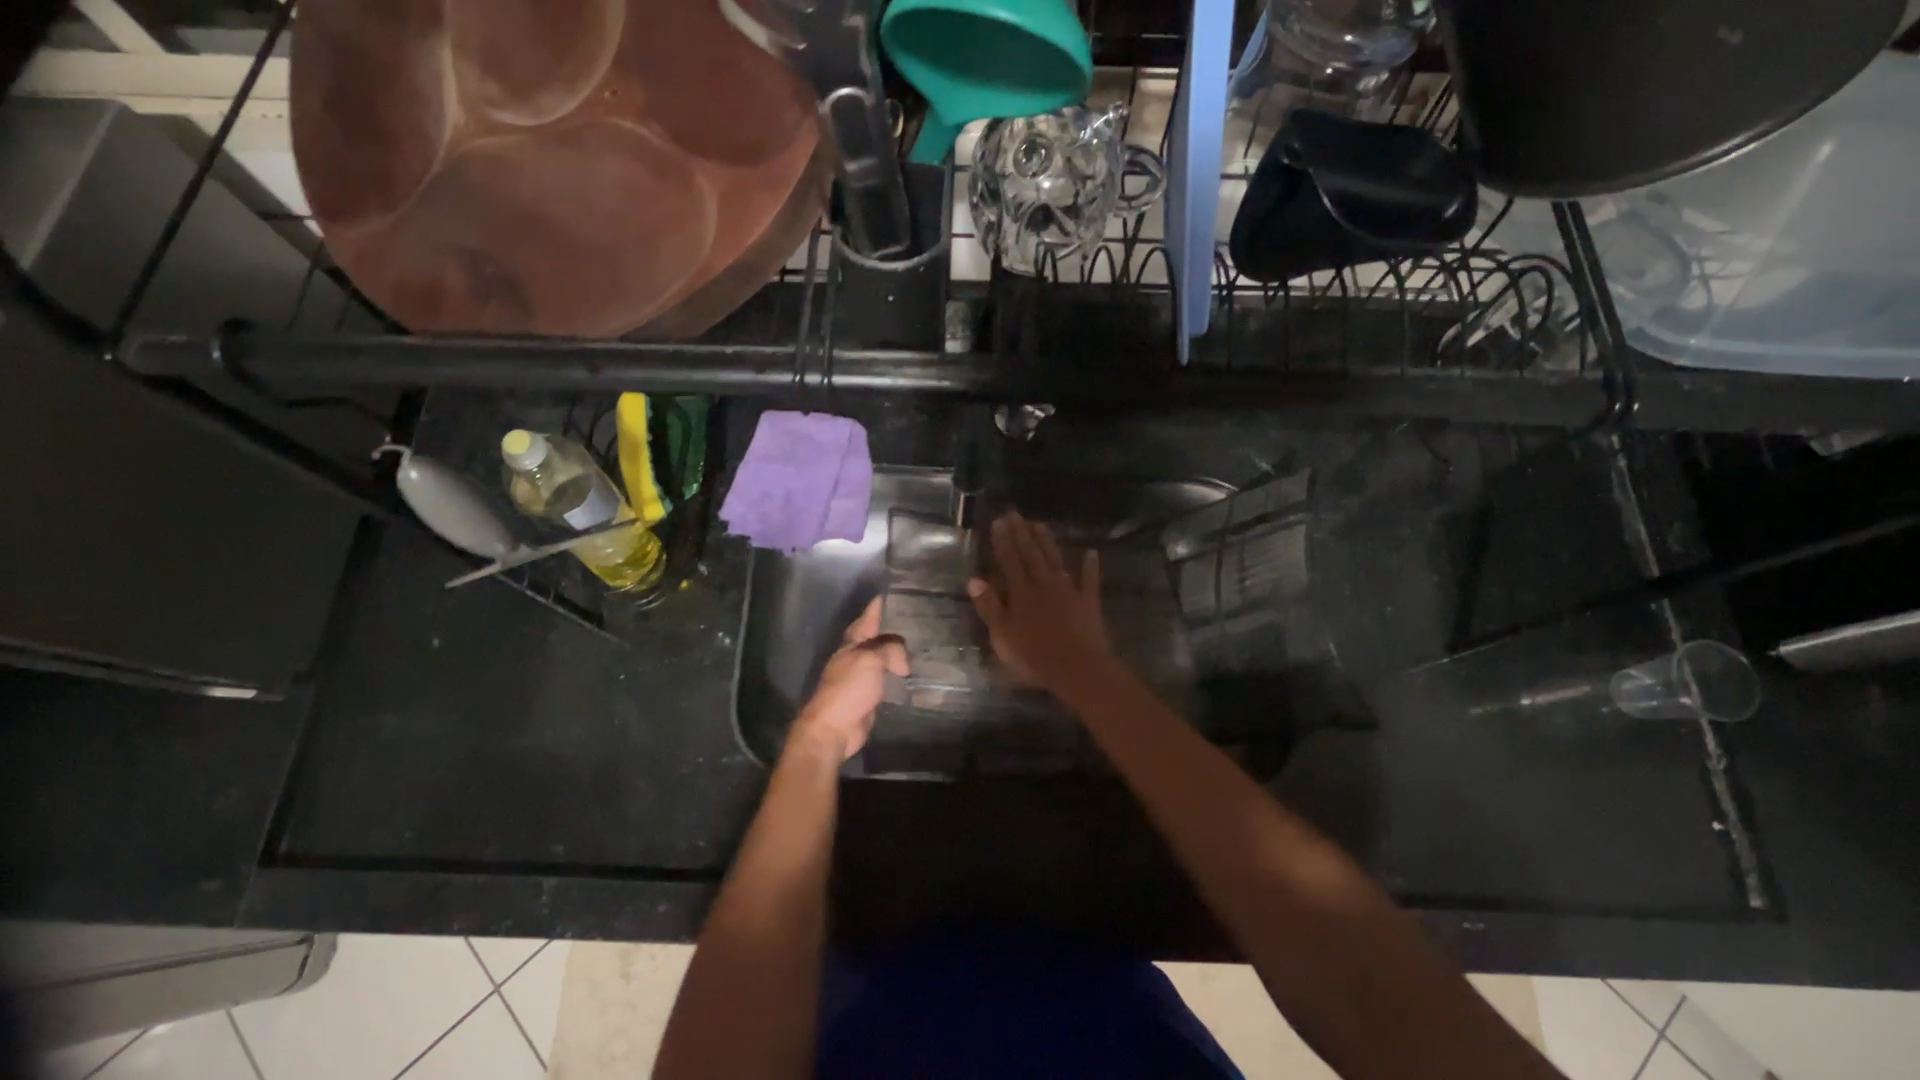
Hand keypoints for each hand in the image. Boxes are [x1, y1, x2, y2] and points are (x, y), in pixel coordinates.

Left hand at [790, 598, 908, 761]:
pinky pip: (883, 679)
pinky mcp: (866, 696)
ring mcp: (859, 678)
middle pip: (873, 638)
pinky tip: (906, 675)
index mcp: (851, 645)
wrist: (834, 728)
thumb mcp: (870, 660)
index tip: (886, 593)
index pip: (866, 619)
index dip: (876, 607)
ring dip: (892, 652)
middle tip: (909, 620)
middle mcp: (853, 657)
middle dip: (887, 628)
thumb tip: (902, 662)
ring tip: (913, 646)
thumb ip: (889, 650)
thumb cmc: (849, 689)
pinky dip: (893, 674)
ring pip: (879, 658)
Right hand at [967, 513, 1115, 694]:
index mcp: (1021, 592)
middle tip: (1015, 513)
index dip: (1003, 540)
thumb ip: (989, 606)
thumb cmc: (1034, 655)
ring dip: (1047, 542)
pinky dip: (1090, 566)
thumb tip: (974, 579)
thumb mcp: (1002, 635)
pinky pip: (1089, 580)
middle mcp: (1044, 584)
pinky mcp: (1088, 601)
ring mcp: (1069, 590)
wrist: (1077, 668)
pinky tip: (1091, 552)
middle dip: (1022, 533)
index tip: (998, 521)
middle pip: (1031, 554)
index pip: (1009, 560)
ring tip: (1039, 524)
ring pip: (1055, 560)